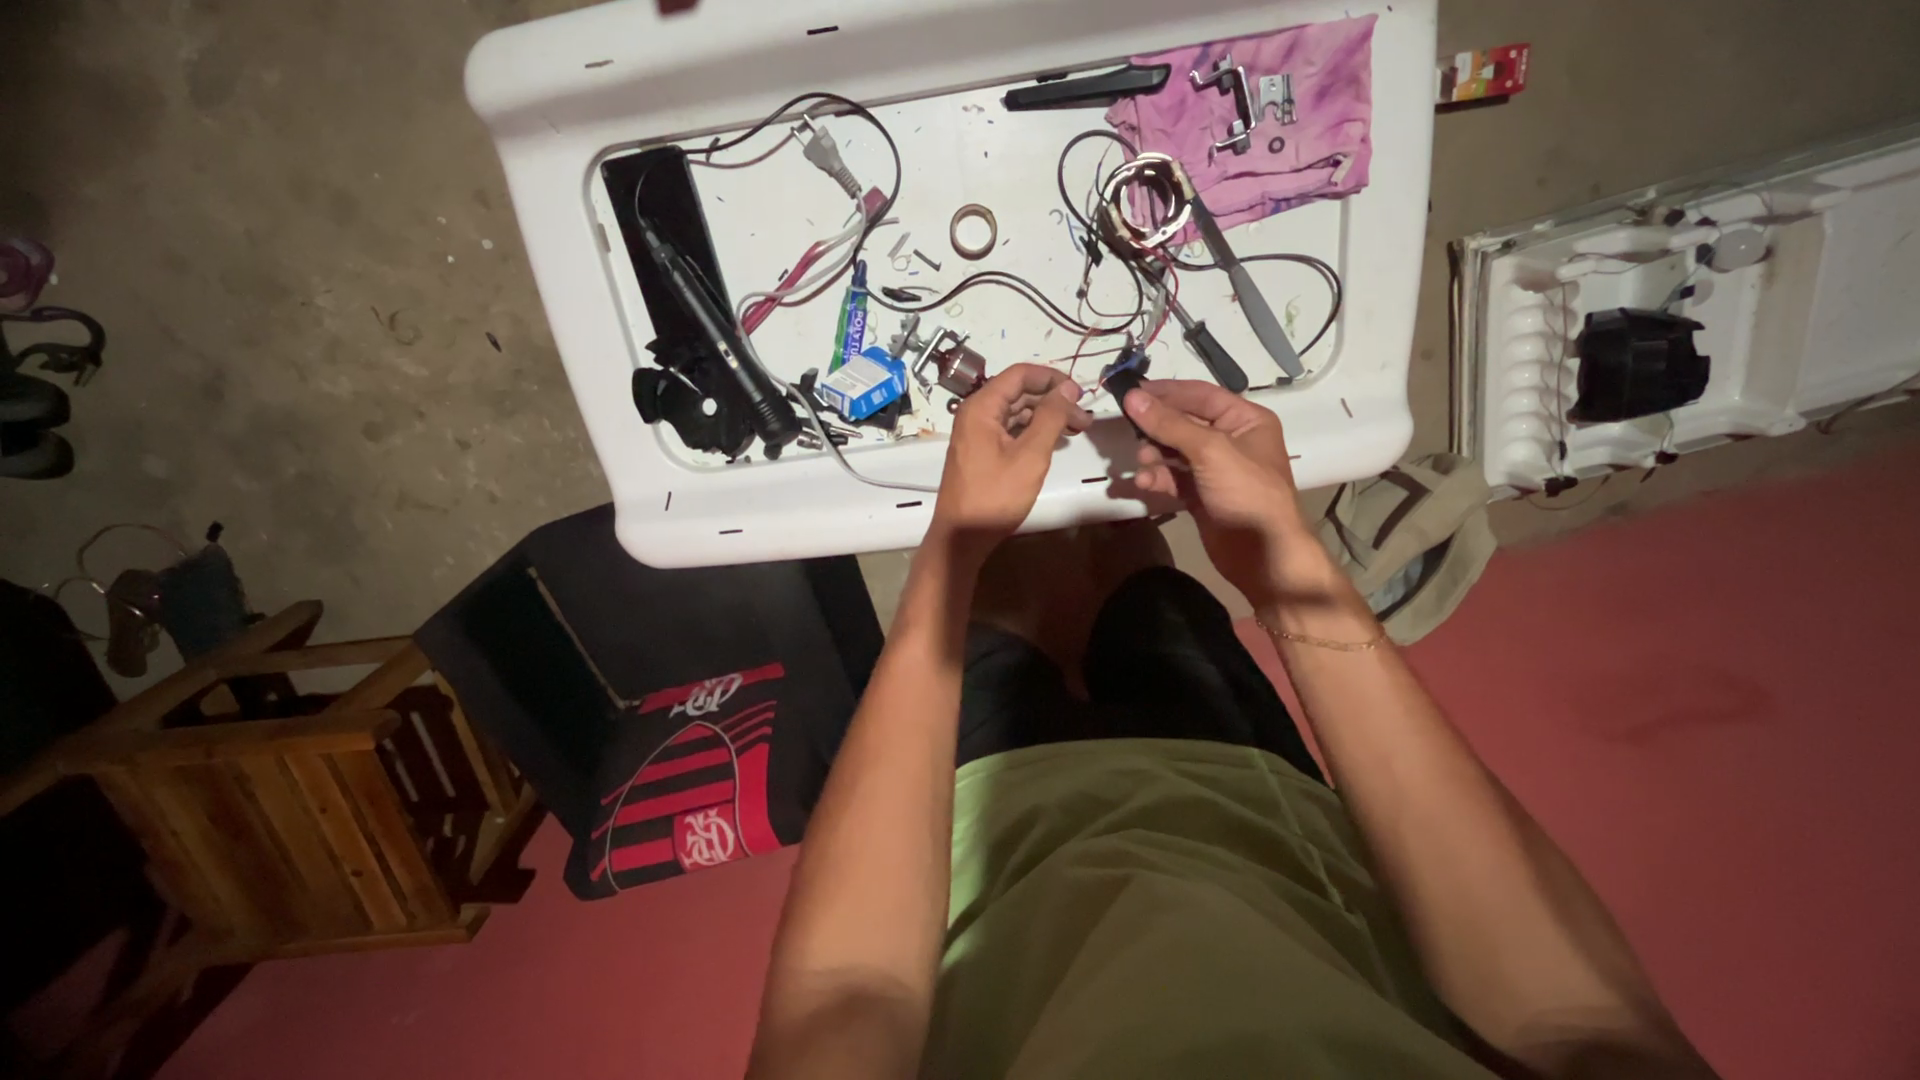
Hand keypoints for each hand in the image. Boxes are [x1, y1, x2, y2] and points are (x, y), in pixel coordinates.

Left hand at [929, 363, 1091, 560]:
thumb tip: (1068, 389)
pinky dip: (1033, 431)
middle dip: (1053, 400)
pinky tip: (1054, 442)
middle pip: (1019, 391)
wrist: (962, 536)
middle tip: (1084, 419)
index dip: (1053, 379)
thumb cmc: (995, 495)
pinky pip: (1010, 430)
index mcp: (982, 407)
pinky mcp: (981, 451)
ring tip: (1076, 430)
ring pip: (1016, 412)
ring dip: (1046, 416)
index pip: (1021, 374)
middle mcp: (976, 413)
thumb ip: (1051, 418)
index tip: (1081, 395)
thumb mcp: (1030, 455)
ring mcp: (977, 433)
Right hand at [1122, 381, 1325, 609]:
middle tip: (1130, 430)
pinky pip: (1173, 477)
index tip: (1131, 393)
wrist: (1262, 554)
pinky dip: (1158, 478)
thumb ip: (1169, 424)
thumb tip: (1132, 398)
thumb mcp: (1210, 451)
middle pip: (1183, 423)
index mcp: (1245, 420)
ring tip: (1142, 464)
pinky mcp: (1200, 494)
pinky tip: (1144, 484)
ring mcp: (1214, 469)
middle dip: (1156, 429)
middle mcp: (1231, 439)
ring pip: (1174, 452)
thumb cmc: (1247, 493)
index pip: (1199, 395)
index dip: (1166, 393)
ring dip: (1154, 456)